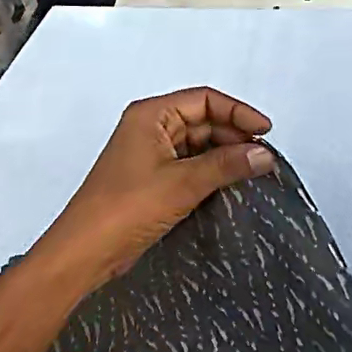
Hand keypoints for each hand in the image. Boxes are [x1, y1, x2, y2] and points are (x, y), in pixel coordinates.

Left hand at [35, 87, 275, 291]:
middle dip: (235, 135)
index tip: (265, 131)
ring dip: (226, 155)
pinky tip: (232, 184)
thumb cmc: (125, 209)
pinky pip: (192, 165)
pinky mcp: (154, 179)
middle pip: (204, 120)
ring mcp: (152, 155)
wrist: (86, 251)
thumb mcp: (183, 182)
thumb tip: (264, 154)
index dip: (238, 112)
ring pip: (199, 144)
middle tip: (263, 156)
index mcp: (151, 116)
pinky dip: (213, 171)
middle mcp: (151, 129)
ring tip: (253, 171)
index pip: (205, 100)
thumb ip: (227, 165)